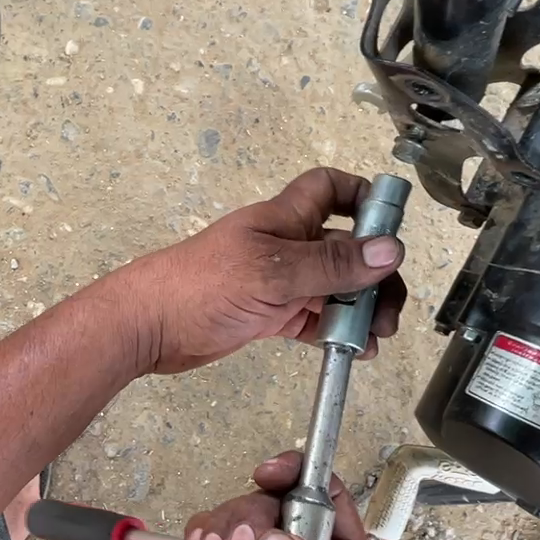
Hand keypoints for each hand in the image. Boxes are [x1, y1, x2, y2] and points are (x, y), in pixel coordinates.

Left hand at [107, 168, 406, 373]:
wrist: (149, 327)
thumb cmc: (202, 286)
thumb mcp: (273, 271)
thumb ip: (331, 263)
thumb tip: (390, 251)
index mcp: (284, 219)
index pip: (327, 189)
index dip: (361, 196)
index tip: (389, 225)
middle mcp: (285, 247)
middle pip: (344, 249)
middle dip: (373, 274)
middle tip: (390, 312)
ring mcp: (277, 284)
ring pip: (333, 289)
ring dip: (359, 309)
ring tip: (374, 337)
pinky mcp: (267, 316)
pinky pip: (312, 319)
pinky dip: (334, 331)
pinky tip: (352, 349)